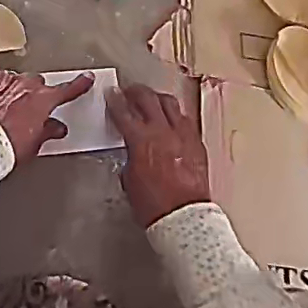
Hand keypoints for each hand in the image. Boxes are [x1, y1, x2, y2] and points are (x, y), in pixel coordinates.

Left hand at [0, 68, 96, 161]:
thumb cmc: (6, 145)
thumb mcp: (34, 144)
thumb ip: (48, 131)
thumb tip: (55, 128)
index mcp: (43, 99)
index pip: (67, 90)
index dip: (79, 85)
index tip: (86, 79)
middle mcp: (26, 85)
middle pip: (38, 83)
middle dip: (36, 94)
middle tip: (29, 111)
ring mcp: (5, 81)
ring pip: (16, 79)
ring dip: (14, 90)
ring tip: (5, 108)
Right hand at [105, 84, 210, 226]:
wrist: (183, 216)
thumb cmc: (153, 204)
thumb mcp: (129, 179)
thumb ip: (130, 156)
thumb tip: (133, 149)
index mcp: (142, 140)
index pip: (124, 112)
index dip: (115, 100)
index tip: (111, 93)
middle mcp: (163, 131)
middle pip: (148, 99)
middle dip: (136, 91)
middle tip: (129, 91)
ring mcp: (183, 134)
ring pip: (170, 103)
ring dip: (157, 98)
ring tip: (151, 100)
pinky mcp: (196, 142)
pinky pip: (185, 119)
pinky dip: (174, 115)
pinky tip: (170, 119)